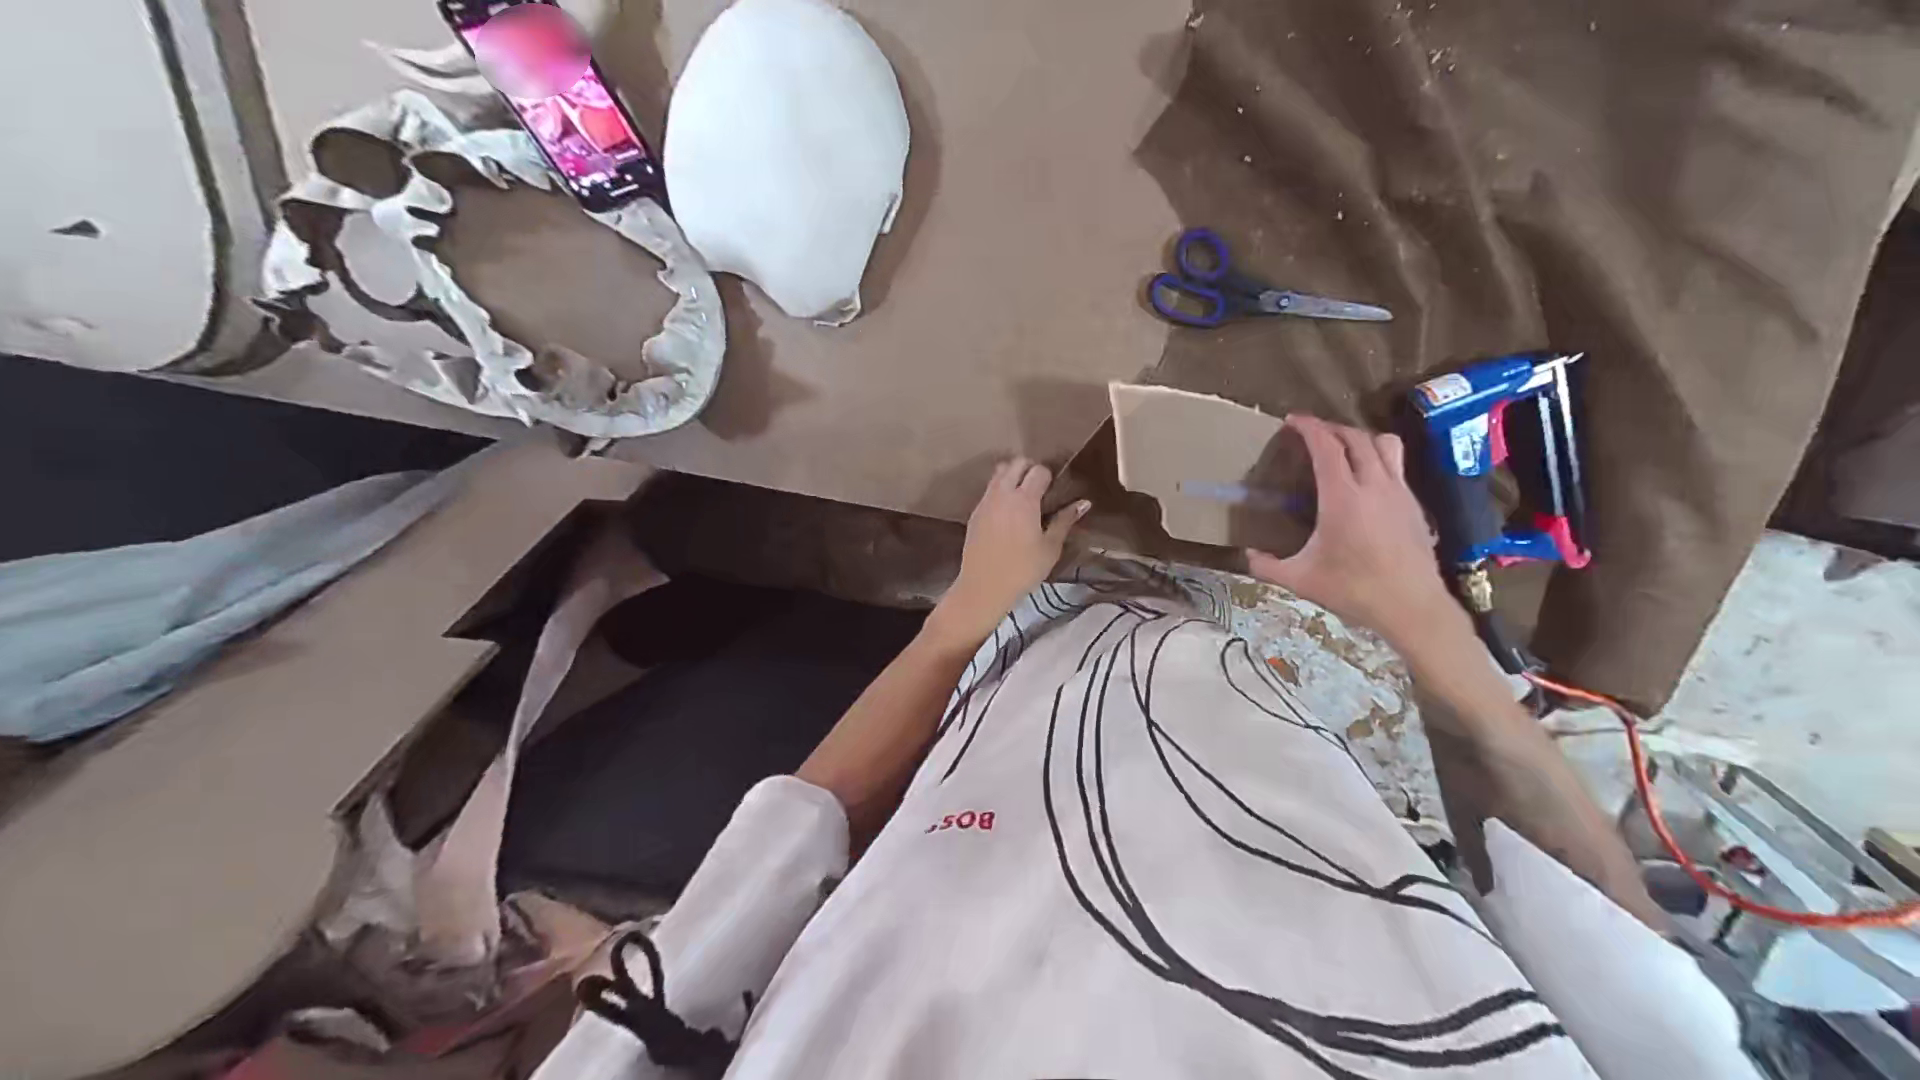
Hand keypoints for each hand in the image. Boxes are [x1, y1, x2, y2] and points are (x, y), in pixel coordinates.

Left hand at [928, 458, 1089, 648]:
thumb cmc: (1022, 570)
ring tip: (1024, 495)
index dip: (1050, 476)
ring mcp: (985, 502)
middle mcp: (1002, 494)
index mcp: (1024, 500)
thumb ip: (1065, 521)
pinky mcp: (975, 513)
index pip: (1039, 470)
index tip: (1055, 490)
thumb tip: (1084, 503)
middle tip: (1041, 488)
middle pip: (1016, 463)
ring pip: (999, 473)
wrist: (983, 587)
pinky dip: (1000, 490)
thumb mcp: (1050, 548)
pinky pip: (989, 490)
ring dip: (1013, 475)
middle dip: (1030, 468)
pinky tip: (1008, 511)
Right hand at [1246, 415, 1459, 652]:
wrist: (1412, 606)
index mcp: (1342, 497)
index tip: (1292, 420)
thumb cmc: (1354, 589)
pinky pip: (1396, 465)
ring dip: (1360, 437)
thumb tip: (1248, 556)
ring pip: (1385, 444)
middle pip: (1356, 438)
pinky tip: (1364, 478)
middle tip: (1311, 432)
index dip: (1309, 427)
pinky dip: (1377, 458)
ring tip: (1342, 446)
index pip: (1327, 447)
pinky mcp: (1413, 504)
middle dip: (1331, 428)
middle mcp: (1374, 485)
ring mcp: (1399, 492)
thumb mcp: (1300, 579)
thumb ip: (1268, 566)